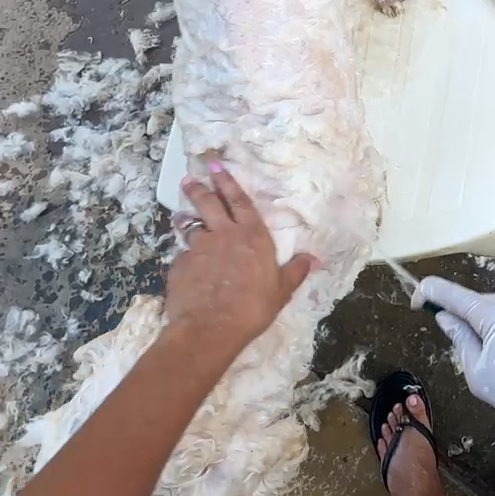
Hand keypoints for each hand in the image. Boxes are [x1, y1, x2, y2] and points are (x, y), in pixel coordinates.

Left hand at [160, 165, 315, 367]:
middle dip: (200, 189)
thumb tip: (314, 259)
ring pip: (191, 227)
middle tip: (190, 179)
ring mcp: (199, 249)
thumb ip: (296, 271)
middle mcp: (224, 235)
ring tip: (182, 216)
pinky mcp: (180, 266)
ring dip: (187, 219)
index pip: (239, 201)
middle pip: (209, 204)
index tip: (216, 166)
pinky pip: (183, 255)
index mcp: (253, 235)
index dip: (228, 182)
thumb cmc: (252, 306)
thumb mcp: (282, 290)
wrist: (209, 329)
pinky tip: (186, 262)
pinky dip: (185, 254)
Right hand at [420, 277, 494, 495]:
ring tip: (494, 357)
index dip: (431, 291)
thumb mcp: (477, 372)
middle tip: (461, 344)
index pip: (453, 294)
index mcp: (492, 313)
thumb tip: (446, 317)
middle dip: (465, 316)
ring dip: (488, 324)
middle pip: (478, 302)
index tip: (416, 297)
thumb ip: (460, 339)